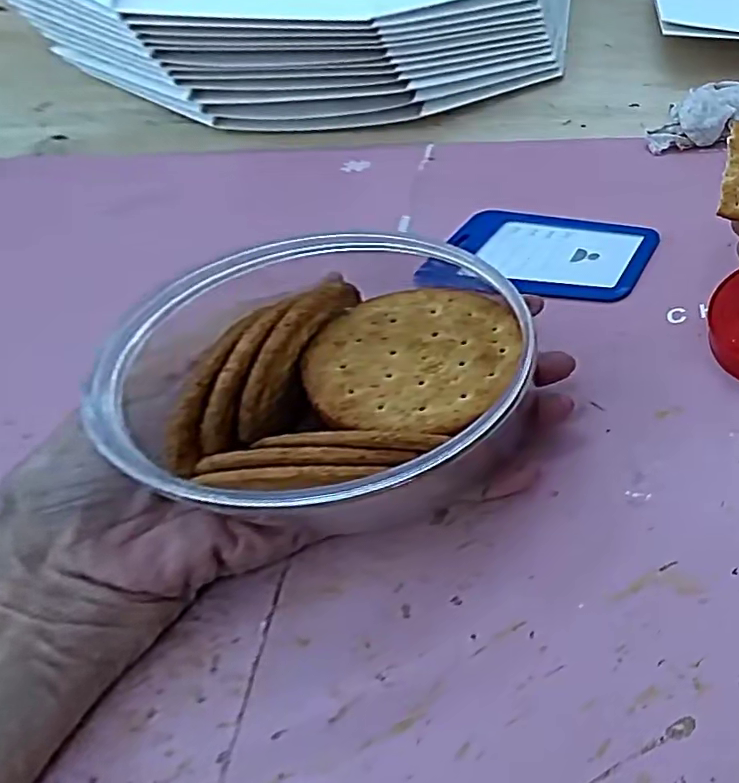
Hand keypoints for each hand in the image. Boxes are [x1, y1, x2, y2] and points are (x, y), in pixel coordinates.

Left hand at [0, 326, 575, 606]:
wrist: (85, 544)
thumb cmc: (132, 439)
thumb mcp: (193, 357)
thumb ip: (267, 320)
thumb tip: (345, 284)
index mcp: (334, 370)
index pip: (423, 336)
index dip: (478, 319)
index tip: (524, 305)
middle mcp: (365, 408)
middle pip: (459, 385)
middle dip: (520, 370)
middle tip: (562, 363)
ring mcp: (374, 457)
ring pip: (465, 435)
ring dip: (522, 421)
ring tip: (562, 408)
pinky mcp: (371, 505)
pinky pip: (439, 494)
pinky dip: (488, 486)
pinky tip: (528, 471)